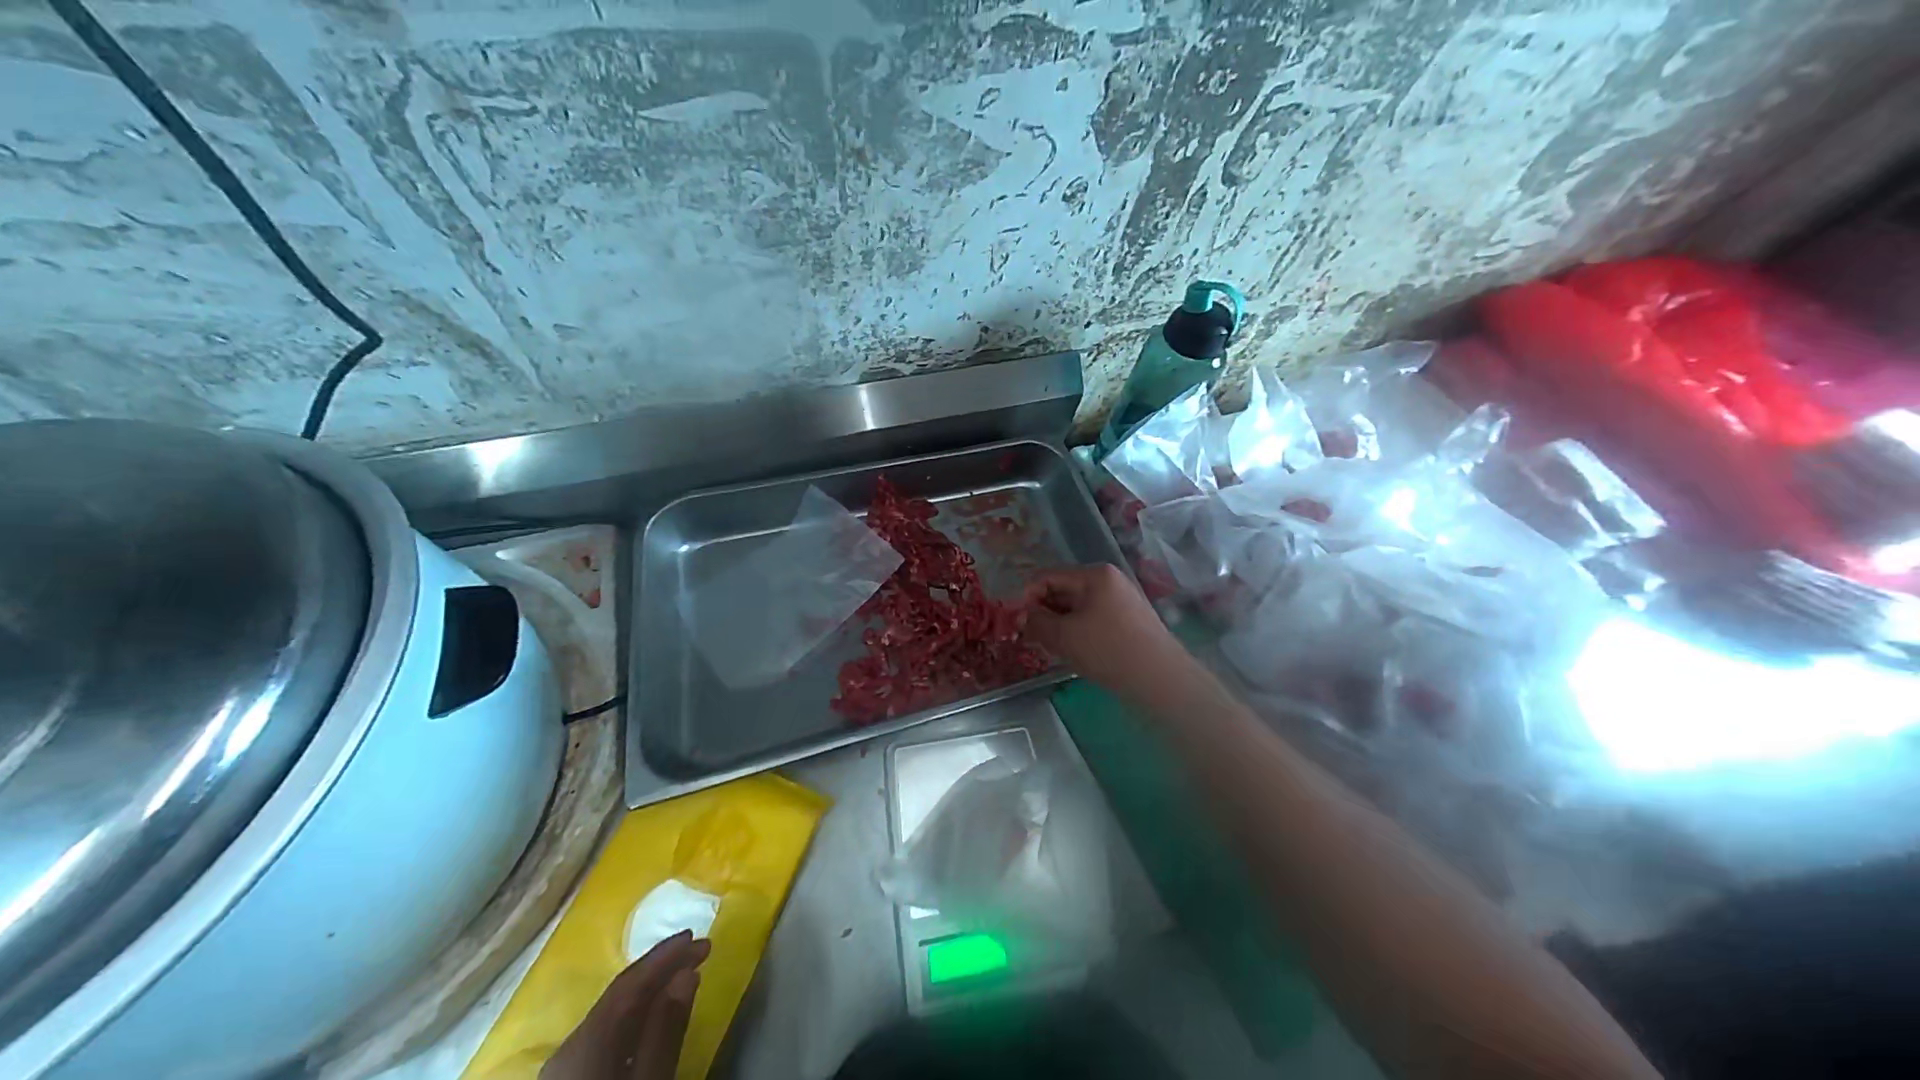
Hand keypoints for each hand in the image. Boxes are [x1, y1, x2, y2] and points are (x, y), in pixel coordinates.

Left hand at [541, 931, 708, 1079]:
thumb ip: (666, 1032)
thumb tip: (686, 974)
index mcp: (585, 1047)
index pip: (629, 986)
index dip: (665, 956)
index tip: (701, 938)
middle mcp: (567, 1049)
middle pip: (617, 995)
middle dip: (660, 967)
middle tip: (699, 948)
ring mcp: (561, 1068)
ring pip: (610, 1012)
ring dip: (648, 988)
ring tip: (682, 971)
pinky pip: (603, 1031)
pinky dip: (632, 1013)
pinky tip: (651, 1012)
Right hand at [1022, 564, 1190, 699]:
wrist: (1159, 679)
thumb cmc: (1108, 650)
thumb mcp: (1063, 636)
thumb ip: (1036, 622)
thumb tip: (1022, 617)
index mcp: (1095, 575)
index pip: (1047, 577)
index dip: (1027, 598)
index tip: (1018, 625)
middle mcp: (1110, 581)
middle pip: (1063, 590)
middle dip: (1044, 613)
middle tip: (1032, 640)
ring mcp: (1122, 600)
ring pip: (1077, 608)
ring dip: (1060, 625)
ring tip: (1052, 649)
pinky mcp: (1129, 621)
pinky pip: (1093, 620)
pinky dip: (1078, 632)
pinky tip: (1075, 653)